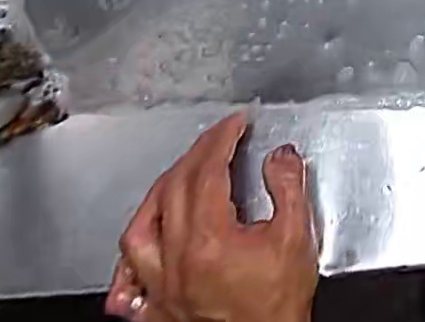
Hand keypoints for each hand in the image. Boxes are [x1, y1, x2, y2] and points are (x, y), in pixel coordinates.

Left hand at [106, 112, 316, 321]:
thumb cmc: (279, 307)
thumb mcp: (296, 236)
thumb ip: (288, 187)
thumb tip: (281, 154)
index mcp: (208, 240)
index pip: (207, 171)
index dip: (222, 138)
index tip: (237, 122)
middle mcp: (176, 264)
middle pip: (174, 188)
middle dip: (198, 151)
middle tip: (220, 135)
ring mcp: (160, 291)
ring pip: (140, 228)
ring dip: (160, 191)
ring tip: (180, 172)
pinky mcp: (156, 314)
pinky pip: (127, 281)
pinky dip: (132, 255)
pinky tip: (145, 241)